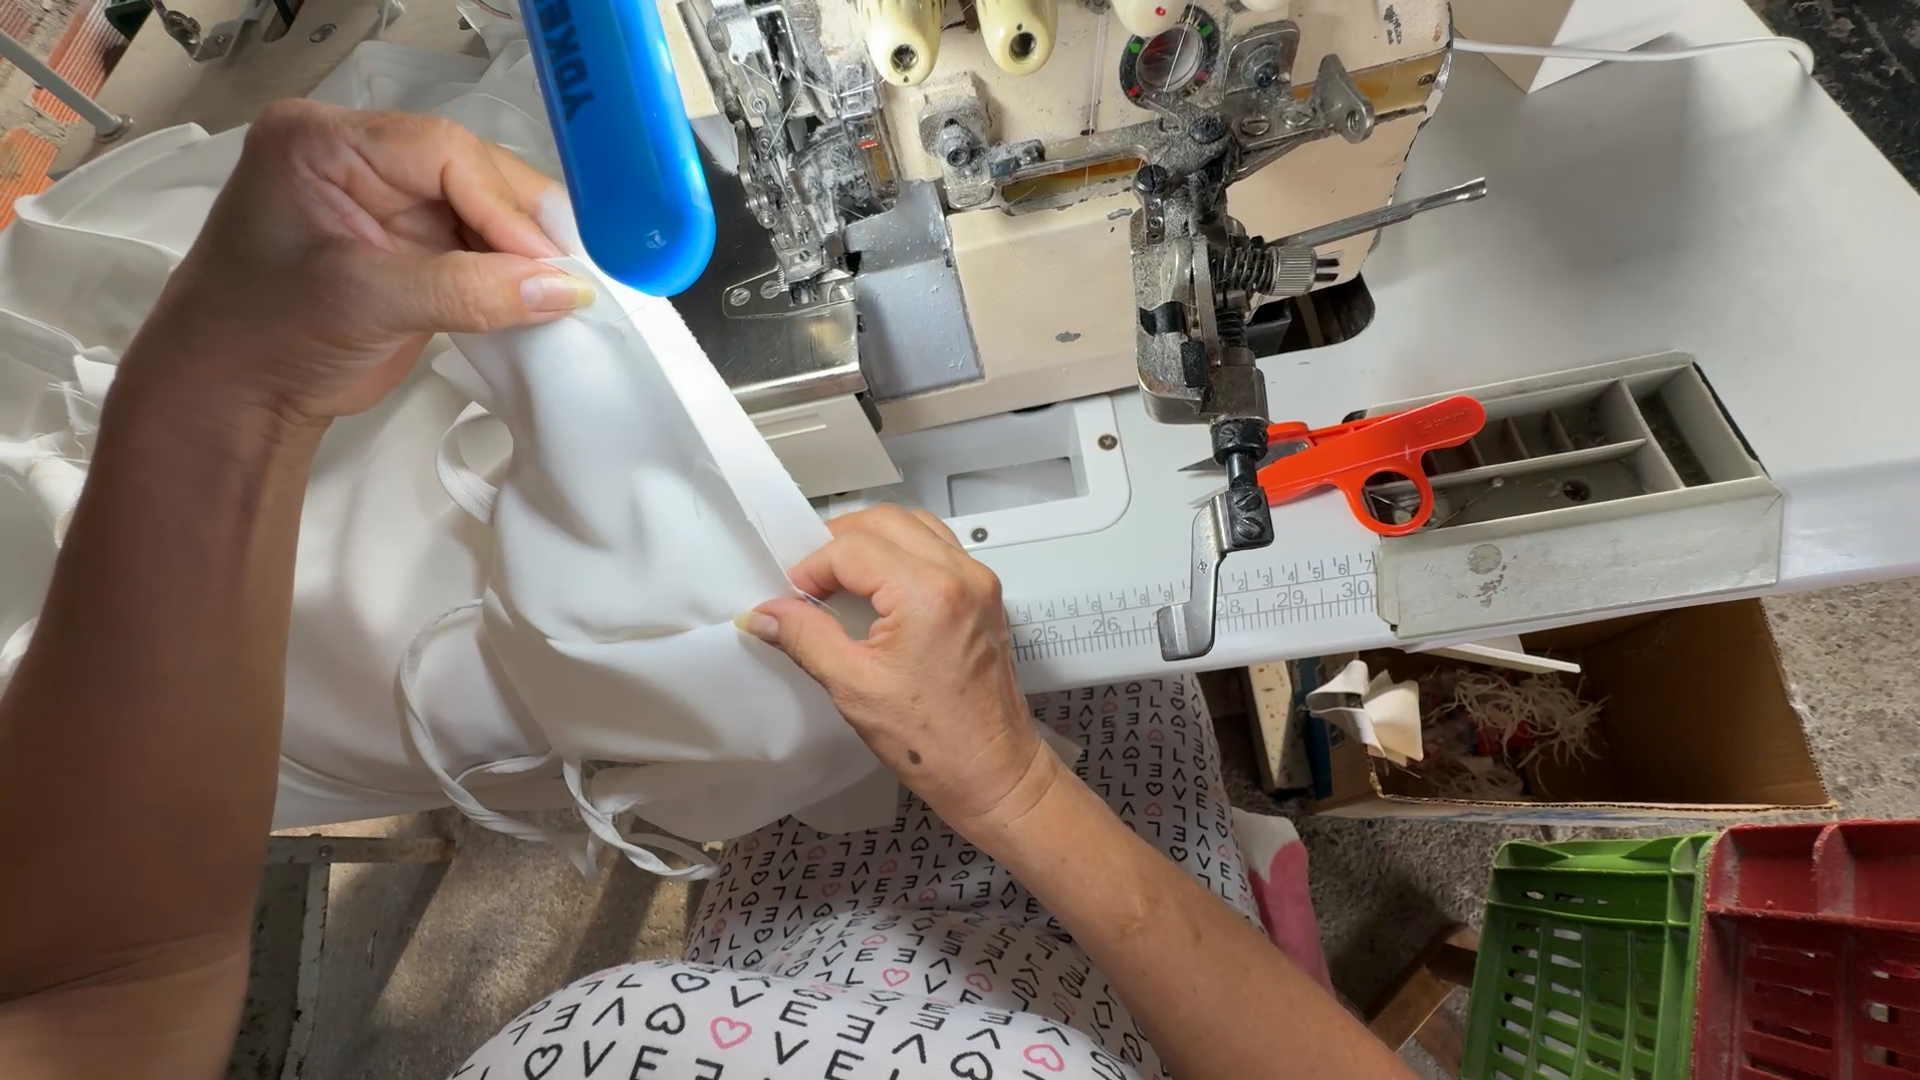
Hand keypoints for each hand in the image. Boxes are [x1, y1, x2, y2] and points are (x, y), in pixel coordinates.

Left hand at [119, 101, 592, 427]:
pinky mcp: (423, 248)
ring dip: (533, 253)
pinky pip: (490, 248)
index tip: (551, 268)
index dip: (506, 208)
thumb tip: (570, 291)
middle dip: (529, 227)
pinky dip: (523, 275)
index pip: (445, 152)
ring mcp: (398, 205)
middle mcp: (367, 161)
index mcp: (328, 143)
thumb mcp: (369, 301)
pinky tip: (546, 297)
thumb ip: (471, 291)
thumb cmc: (274, 333)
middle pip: (477, 173)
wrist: (243, 389)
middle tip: (575, 276)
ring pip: (493, 211)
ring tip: (569, 290)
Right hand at [742, 506, 1060, 836]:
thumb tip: (765, 613)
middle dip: (839, 541)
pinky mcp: (985, 595)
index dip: (812, 567)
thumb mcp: (853, 687)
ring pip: (915, 525)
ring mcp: (979, 581)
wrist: (993, 771)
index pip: (853, 548)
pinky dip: (903, 551)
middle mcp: (961, 574)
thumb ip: (805, 637)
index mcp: (929, 592)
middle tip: (809, 578)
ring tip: (840, 576)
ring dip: (873, 539)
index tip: (791, 595)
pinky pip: (939, 547)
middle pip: (886, 521)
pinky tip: (879, 583)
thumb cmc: (932, 743)